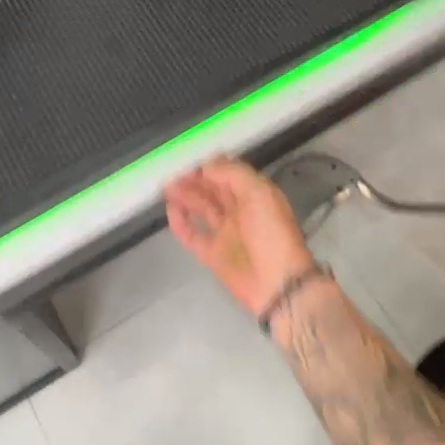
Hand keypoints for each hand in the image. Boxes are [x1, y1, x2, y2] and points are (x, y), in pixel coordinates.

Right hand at [165, 157, 315, 316]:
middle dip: (194, 180)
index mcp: (254, 195)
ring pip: (201, 208)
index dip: (210, 166)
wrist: (278, 284)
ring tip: (167, 187)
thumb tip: (206, 166)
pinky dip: (180, 223)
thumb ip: (232, 175)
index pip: (228, 174)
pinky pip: (192, 235)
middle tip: (172, 173)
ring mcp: (225, 233)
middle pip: (212, 190)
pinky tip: (171, 210)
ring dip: (185, 196)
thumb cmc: (272, 233)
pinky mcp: (213, 254)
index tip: (189, 160)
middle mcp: (239, 211)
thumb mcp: (259, 194)